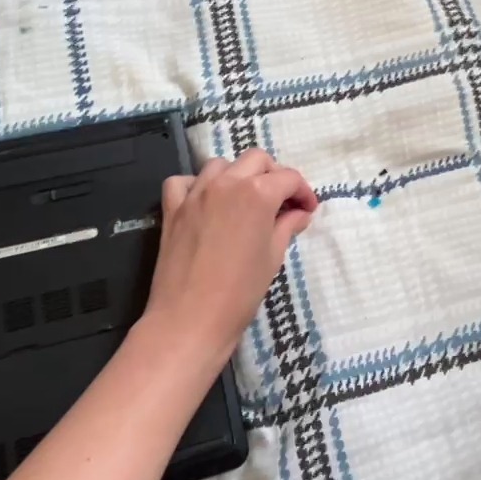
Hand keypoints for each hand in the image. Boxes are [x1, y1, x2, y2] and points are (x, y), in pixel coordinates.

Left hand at [141, 148, 318, 363]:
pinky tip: (205, 203)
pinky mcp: (173, 208)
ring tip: (244, 200)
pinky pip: (183, 181)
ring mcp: (196, 192)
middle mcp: (227, 183)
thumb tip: (299, 213)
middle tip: (281, 202)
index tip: (307, 210)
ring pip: (220, 164)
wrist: (190, 319)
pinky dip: (196, 185)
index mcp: (257, 193)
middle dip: (274, 175)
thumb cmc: (240, 292)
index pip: (288, 178)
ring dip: (237, 175)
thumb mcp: (273, 257)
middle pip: (256, 159)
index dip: (303, 192)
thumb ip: (287, 226)